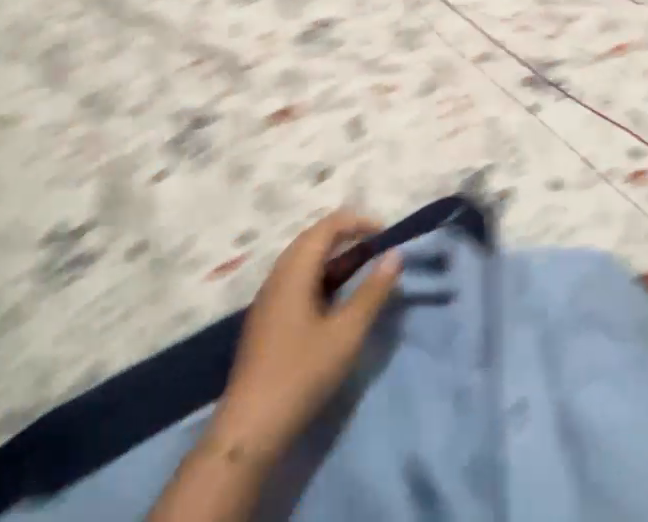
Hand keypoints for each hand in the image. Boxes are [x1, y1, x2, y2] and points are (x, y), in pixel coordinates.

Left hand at [213, 210, 401, 451]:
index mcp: (293, 273)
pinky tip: (337, 299)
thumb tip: (394, 256)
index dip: (356, 222)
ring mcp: (268, 300)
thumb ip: (372, 292)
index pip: (325, 228)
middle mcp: (276, 278)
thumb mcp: (346, 333)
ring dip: (334, 258)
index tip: (386, 233)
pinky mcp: (268, 320)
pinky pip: (296, 282)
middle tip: (378, 246)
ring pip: (302, 262)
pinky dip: (322, 277)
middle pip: (310, 240)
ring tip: (364, 269)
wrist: (252, 424)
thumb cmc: (303, 373)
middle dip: (345, 236)